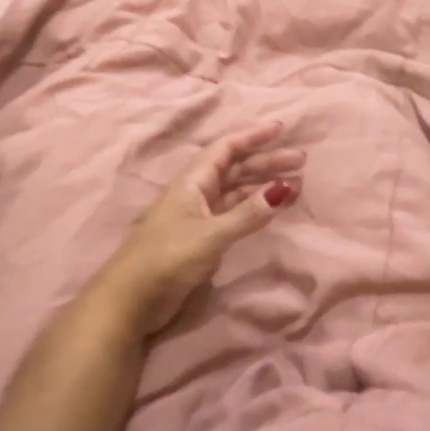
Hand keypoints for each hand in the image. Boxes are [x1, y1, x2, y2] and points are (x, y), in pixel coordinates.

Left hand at [93, 122, 303, 337]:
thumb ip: (248, 214)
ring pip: (235, 191)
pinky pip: (232, 213)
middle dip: (266, 162)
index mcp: (192, 181)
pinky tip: (270, 210)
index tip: (281, 129)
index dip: (253, 136)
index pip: (226, 148)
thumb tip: (284, 188)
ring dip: (262, 186)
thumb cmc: (168, 258)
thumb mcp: (211, 235)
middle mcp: (194, 192)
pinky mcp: (199, 238)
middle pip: (234, 168)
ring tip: (295, 186)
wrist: (129, 301)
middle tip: (300, 161)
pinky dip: (252, 208)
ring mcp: (196, 215)